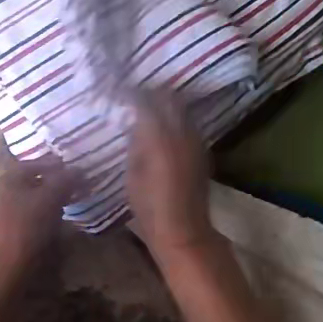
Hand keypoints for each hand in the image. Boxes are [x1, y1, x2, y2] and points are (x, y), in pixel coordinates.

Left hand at [0, 154, 78, 256]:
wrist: (10, 264)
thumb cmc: (29, 225)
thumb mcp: (50, 196)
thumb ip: (65, 179)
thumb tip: (80, 169)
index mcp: (13, 176)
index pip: (42, 162)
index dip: (62, 165)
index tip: (82, 171)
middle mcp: (10, 188)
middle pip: (41, 179)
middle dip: (62, 181)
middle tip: (83, 185)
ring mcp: (12, 209)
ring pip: (41, 196)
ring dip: (59, 197)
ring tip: (78, 200)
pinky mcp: (19, 227)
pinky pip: (40, 213)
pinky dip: (53, 212)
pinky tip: (66, 217)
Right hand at [125, 90, 222, 258]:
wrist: (183, 230)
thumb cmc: (149, 206)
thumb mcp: (132, 172)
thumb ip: (135, 142)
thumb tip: (135, 122)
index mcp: (160, 137)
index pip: (146, 100)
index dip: (132, 93)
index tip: (119, 91)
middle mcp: (182, 132)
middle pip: (169, 98)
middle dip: (151, 93)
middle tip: (133, 96)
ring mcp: (196, 140)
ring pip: (181, 108)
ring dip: (165, 104)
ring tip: (147, 109)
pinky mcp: (203, 150)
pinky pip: (188, 123)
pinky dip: (175, 119)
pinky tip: (163, 128)